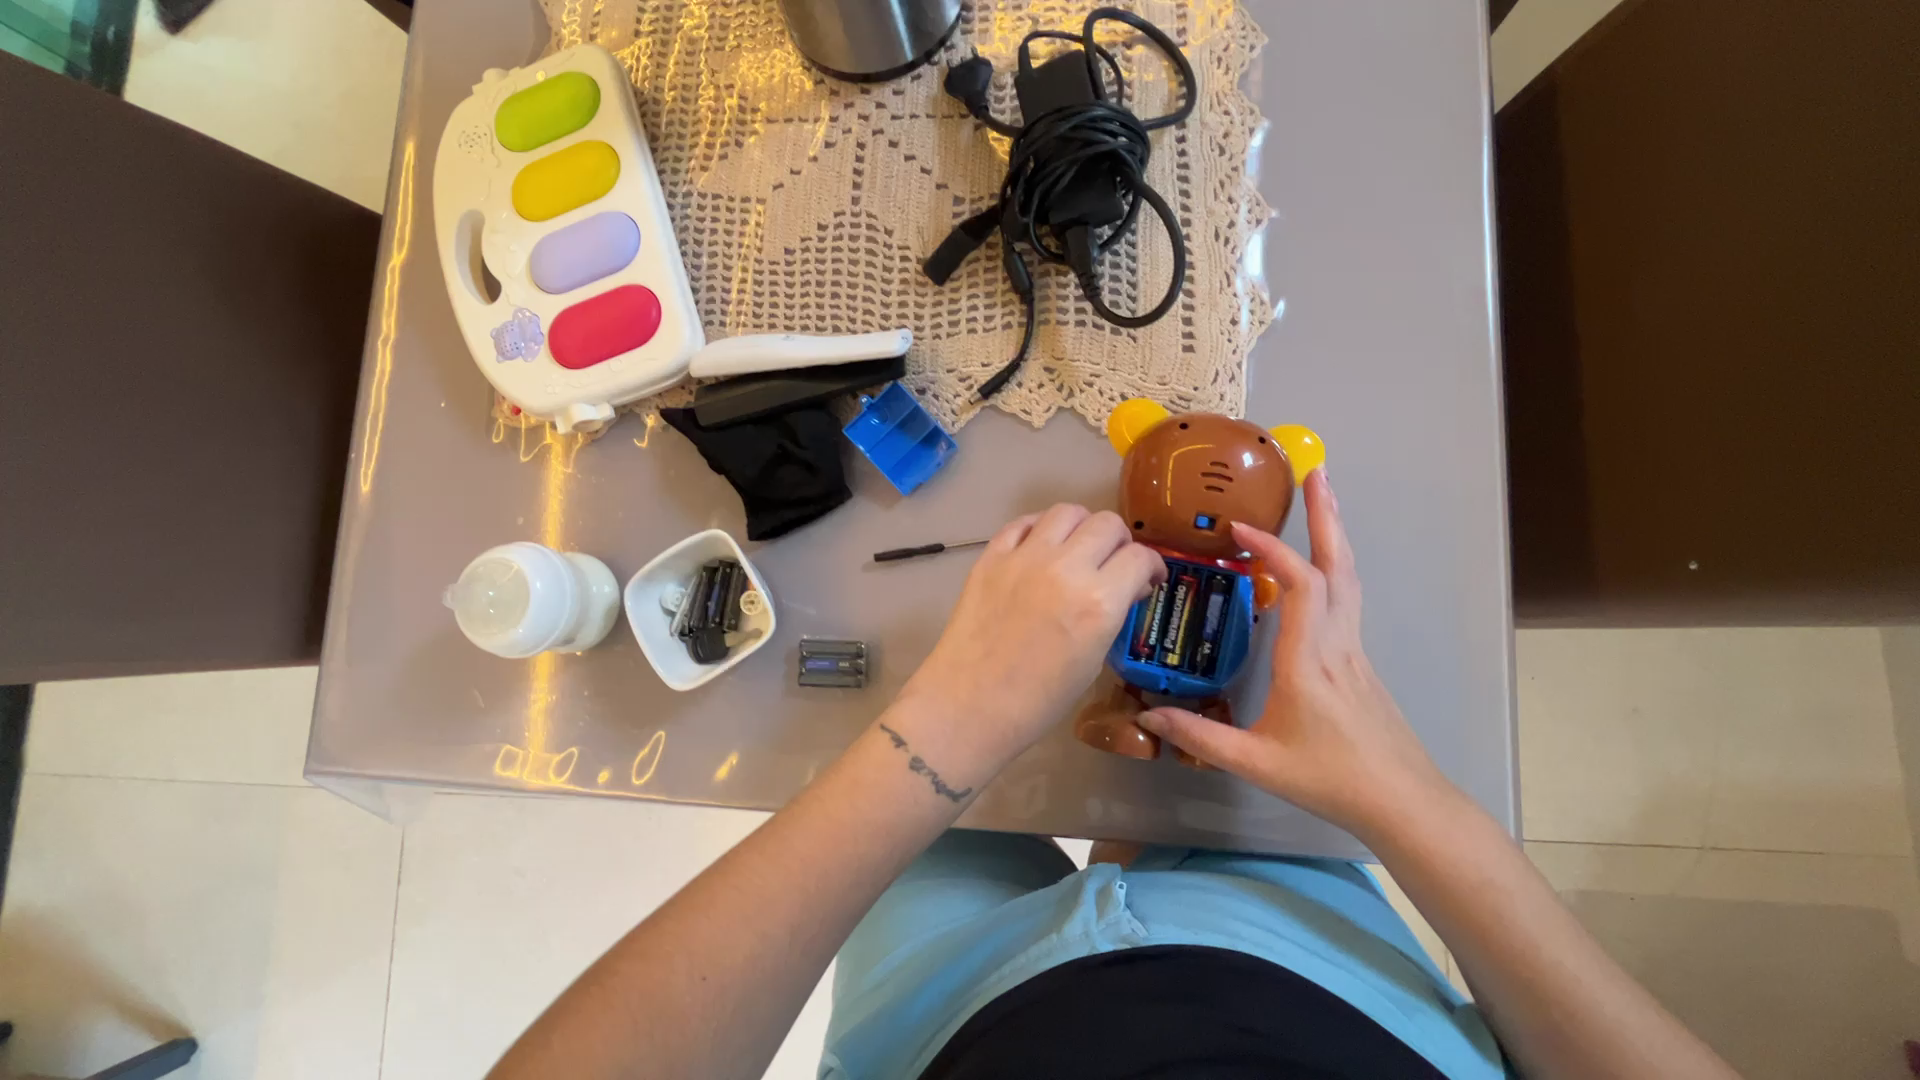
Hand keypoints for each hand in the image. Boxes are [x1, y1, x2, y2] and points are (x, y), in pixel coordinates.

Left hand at [897, 504, 1165, 772]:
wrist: (970, 704)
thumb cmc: (1039, 699)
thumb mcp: (1093, 660)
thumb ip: (1112, 613)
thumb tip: (1125, 587)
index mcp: (1098, 601)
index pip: (1140, 557)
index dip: (1150, 567)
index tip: (1146, 579)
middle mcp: (1066, 568)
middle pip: (1107, 524)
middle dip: (1120, 542)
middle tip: (1114, 562)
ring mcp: (1024, 558)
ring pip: (1067, 511)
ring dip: (1082, 526)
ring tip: (1078, 548)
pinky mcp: (991, 557)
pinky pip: (1023, 523)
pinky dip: (1039, 528)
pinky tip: (1041, 546)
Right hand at [1136, 471, 1454, 838]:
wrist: (1404, 802)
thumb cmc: (1331, 781)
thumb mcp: (1257, 763)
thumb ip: (1201, 737)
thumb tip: (1149, 715)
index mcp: (1308, 662)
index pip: (1298, 587)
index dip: (1272, 550)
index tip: (1238, 530)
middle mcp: (1336, 644)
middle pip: (1338, 567)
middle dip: (1326, 517)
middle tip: (1315, 472)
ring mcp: (1354, 649)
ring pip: (1349, 579)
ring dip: (1335, 534)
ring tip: (1324, 498)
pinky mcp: (1359, 659)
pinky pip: (1347, 598)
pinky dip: (1333, 566)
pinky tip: (1318, 566)